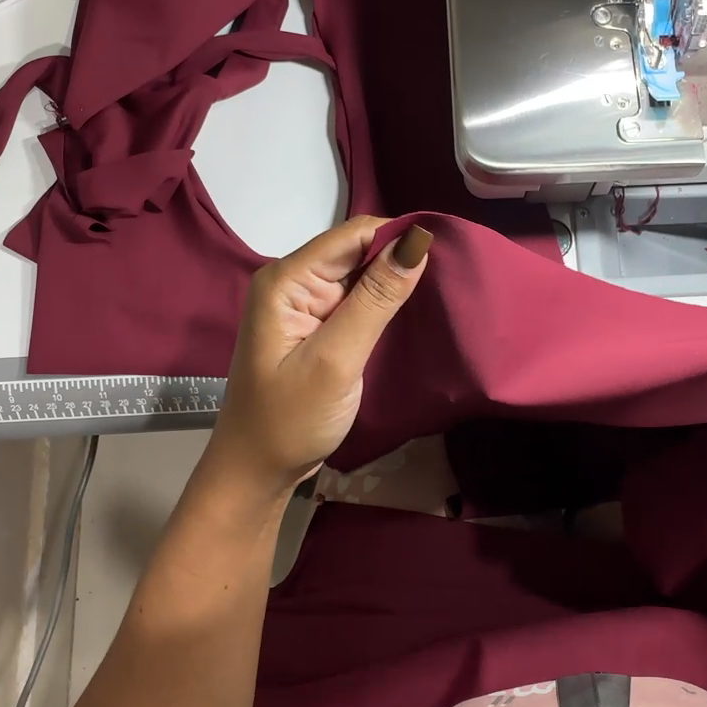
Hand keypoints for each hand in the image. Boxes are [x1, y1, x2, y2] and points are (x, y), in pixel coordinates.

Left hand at [207, 216, 431, 496]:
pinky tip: (410, 315)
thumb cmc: (290, 420)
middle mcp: (293, 282)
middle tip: (449, 278)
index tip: (446, 252)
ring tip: (439, 294)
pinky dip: (383, 305)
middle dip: (399, 258)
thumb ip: (376, 299)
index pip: (352, 234)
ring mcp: (304, 306)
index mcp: (287, 280)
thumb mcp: (336, 360)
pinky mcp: (317, 328)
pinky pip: (356, 301)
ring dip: (394, 282)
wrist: (257, 473)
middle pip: (357, 250)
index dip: (398, 236)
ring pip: (360, 275)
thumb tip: (417, 241)